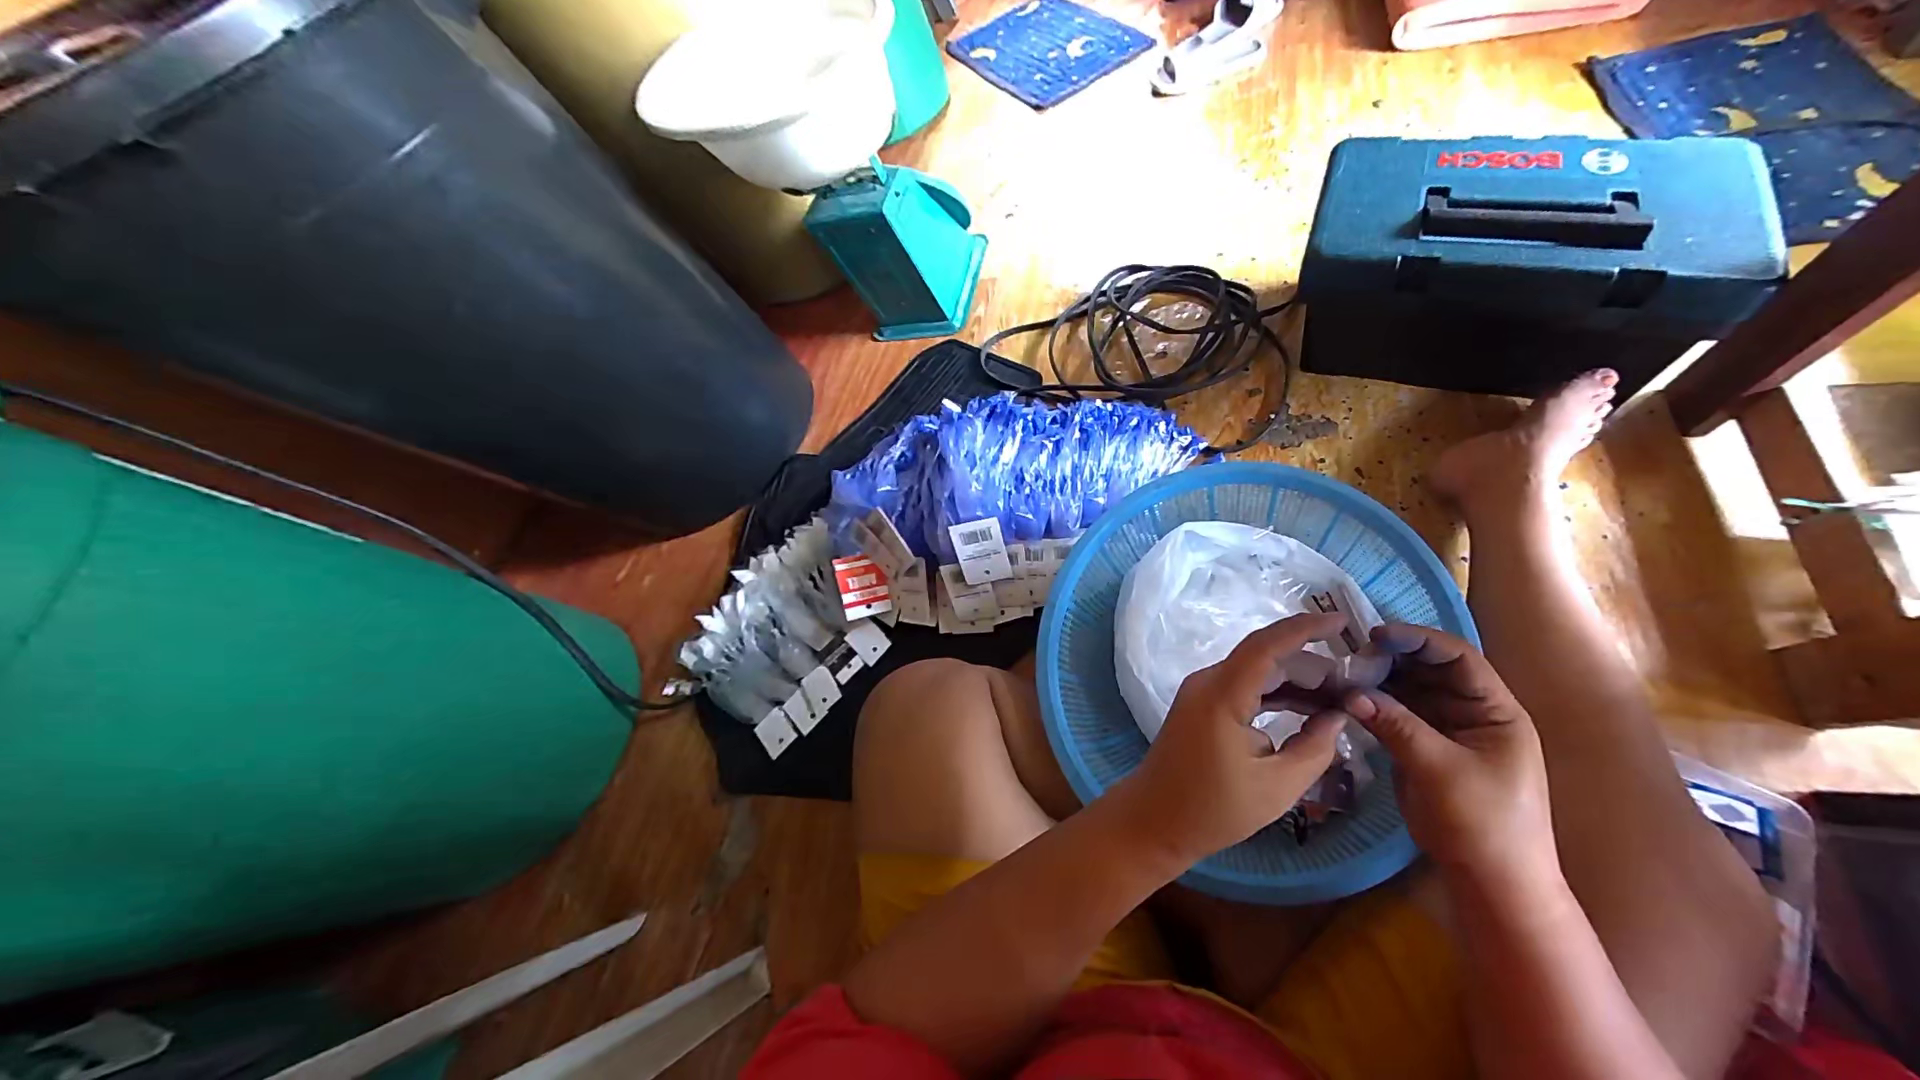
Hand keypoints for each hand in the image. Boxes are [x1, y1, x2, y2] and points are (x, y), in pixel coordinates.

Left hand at [1121, 612, 1352, 863]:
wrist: (1155, 820)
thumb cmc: (1214, 808)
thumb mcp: (1279, 785)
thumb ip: (1316, 746)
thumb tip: (1338, 717)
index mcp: (1222, 695)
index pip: (1266, 646)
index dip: (1305, 629)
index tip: (1342, 622)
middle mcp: (1208, 683)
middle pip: (1265, 657)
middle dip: (1311, 663)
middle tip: (1356, 681)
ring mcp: (1201, 693)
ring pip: (1256, 672)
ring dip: (1296, 680)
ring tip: (1341, 697)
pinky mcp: (1202, 706)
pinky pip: (1244, 688)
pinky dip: (1276, 694)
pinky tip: (1309, 710)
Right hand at [1341, 623, 1558, 889]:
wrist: (1494, 883)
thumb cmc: (1484, 823)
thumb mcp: (1440, 770)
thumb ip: (1396, 725)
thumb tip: (1349, 692)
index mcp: (1496, 712)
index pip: (1459, 659)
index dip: (1418, 641)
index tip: (1374, 636)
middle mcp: (1472, 714)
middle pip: (1430, 670)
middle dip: (1392, 659)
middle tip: (1349, 656)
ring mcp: (1447, 732)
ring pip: (1409, 691)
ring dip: (1378, 681)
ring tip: (1342, 674)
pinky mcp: (1424, 749)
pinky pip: (1396, 714)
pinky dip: (1373, 704)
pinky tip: (1346, 699)